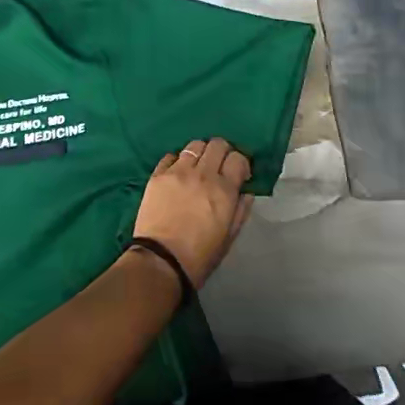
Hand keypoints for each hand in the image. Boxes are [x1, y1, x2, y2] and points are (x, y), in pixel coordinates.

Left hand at [133, 138, 254, 288]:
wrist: (161, 260)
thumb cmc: (200, 255)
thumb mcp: (229, 237)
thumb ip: (240, 210)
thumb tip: (246, 192)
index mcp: (224, 190)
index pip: (238, 158)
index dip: (241, 163)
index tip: (239, 174)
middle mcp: (202, 174)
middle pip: (217, 145)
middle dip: (223, 152)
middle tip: (220, 166)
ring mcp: (177, 172)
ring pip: (194, 145)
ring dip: (201, 153)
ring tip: (198, 167)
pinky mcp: (157, 175)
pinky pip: (170, 156)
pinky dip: (178, 161)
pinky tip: (178, 173)